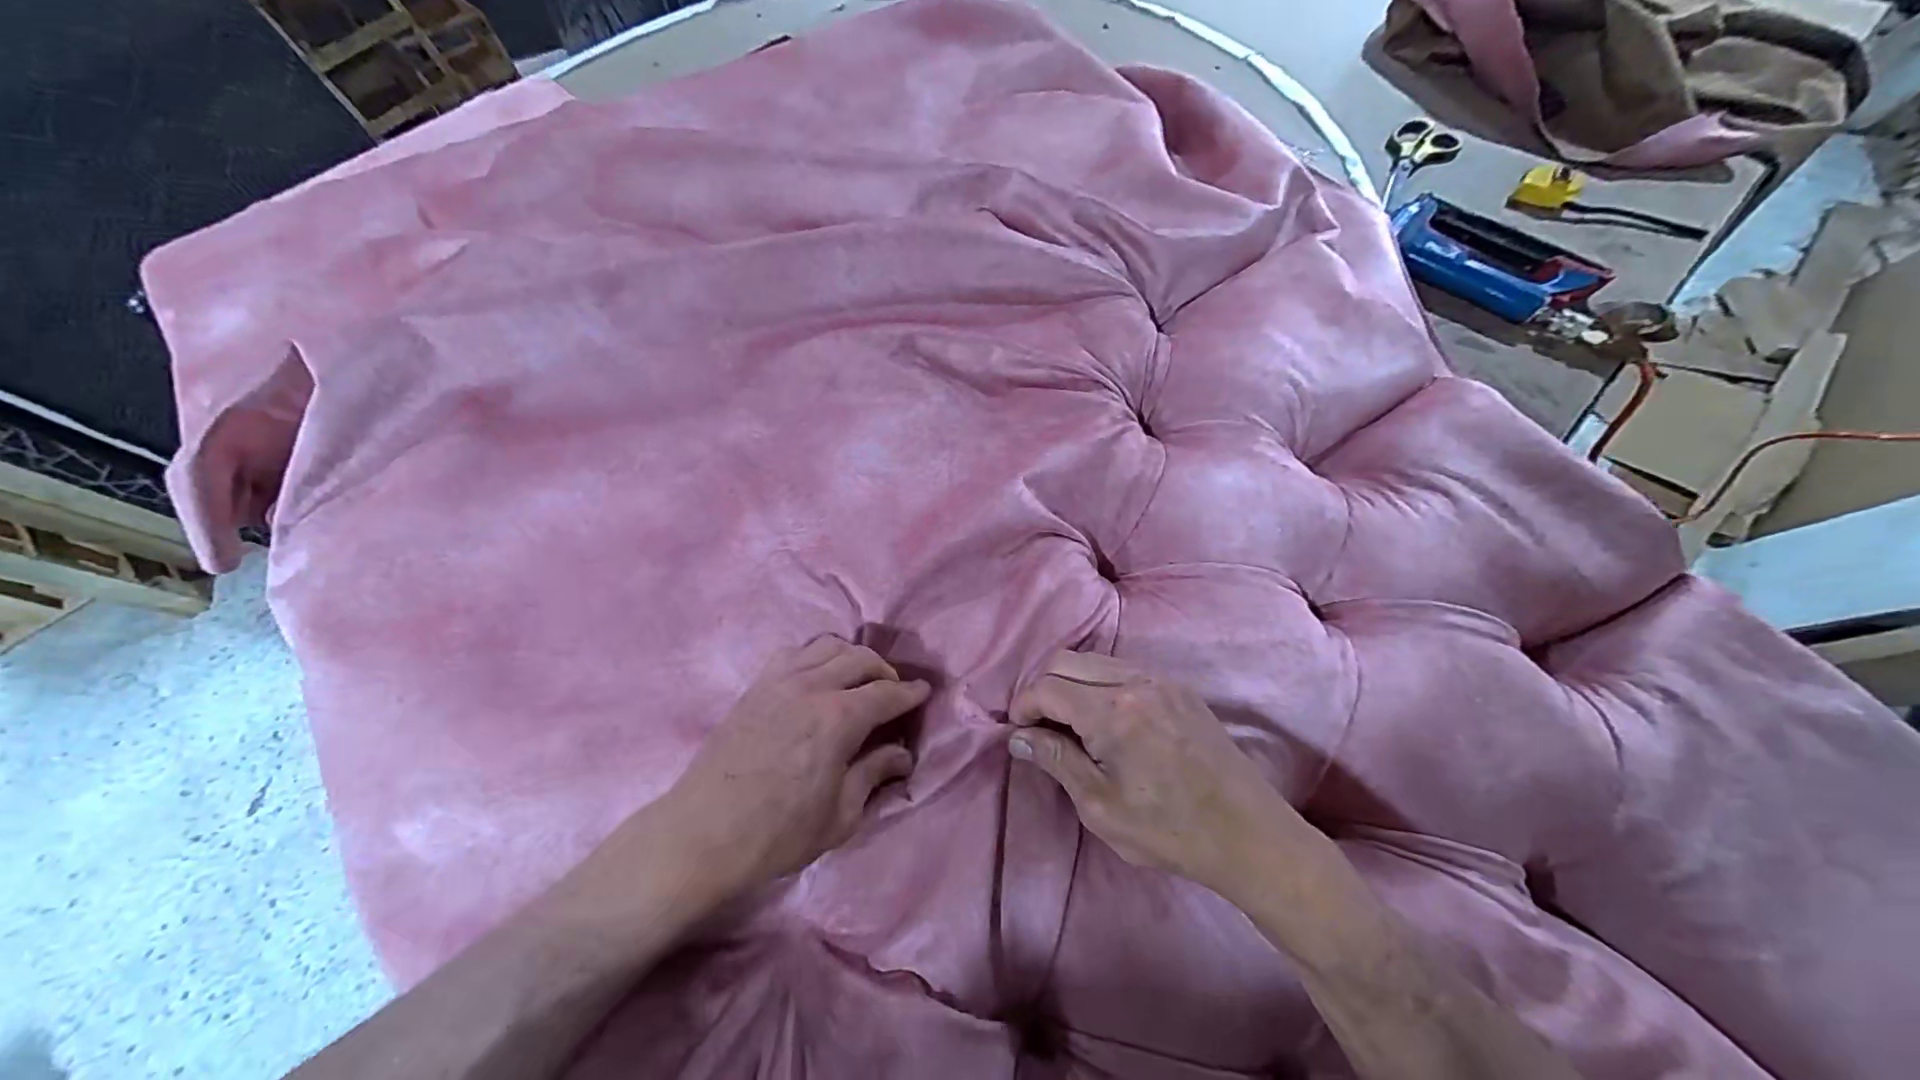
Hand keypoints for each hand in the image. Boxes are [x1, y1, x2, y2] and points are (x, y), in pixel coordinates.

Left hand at [656, 636, 929, 890]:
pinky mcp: (754, 687)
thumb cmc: (777, 834)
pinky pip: (792, 653)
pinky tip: (817, 676)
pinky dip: (815, 655)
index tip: (925, 692)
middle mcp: (811, 688)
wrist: (701, 836)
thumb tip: (902, 754)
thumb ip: (874, 774)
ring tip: (859, 678)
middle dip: (885, 671)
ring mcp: (778, 682)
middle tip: (894, 691)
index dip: (911, 693)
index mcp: (838, 719)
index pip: (887, 694)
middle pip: (860, 659)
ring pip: (826, 646)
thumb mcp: (840, 815)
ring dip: (852, 656)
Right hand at [1008, 650, 1302, 894]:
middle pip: (1065, 661)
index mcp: (1113, 712)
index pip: (1047, 686)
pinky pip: (1123, 669)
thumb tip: (1018, 736)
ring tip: (1067, 724)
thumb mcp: (1100, 806)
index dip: (1022, 706)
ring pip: (1094, 660)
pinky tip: (1102, 719)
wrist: (1249, 835)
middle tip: (1037, 727)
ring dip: (1070, 682)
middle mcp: (1136, 682)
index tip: (1018, 733)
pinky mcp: (1179, 689)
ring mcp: (1162, 680)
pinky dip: (1098, 683)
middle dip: (1041, 688)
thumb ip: (1057, 761)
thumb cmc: (1169, 830)